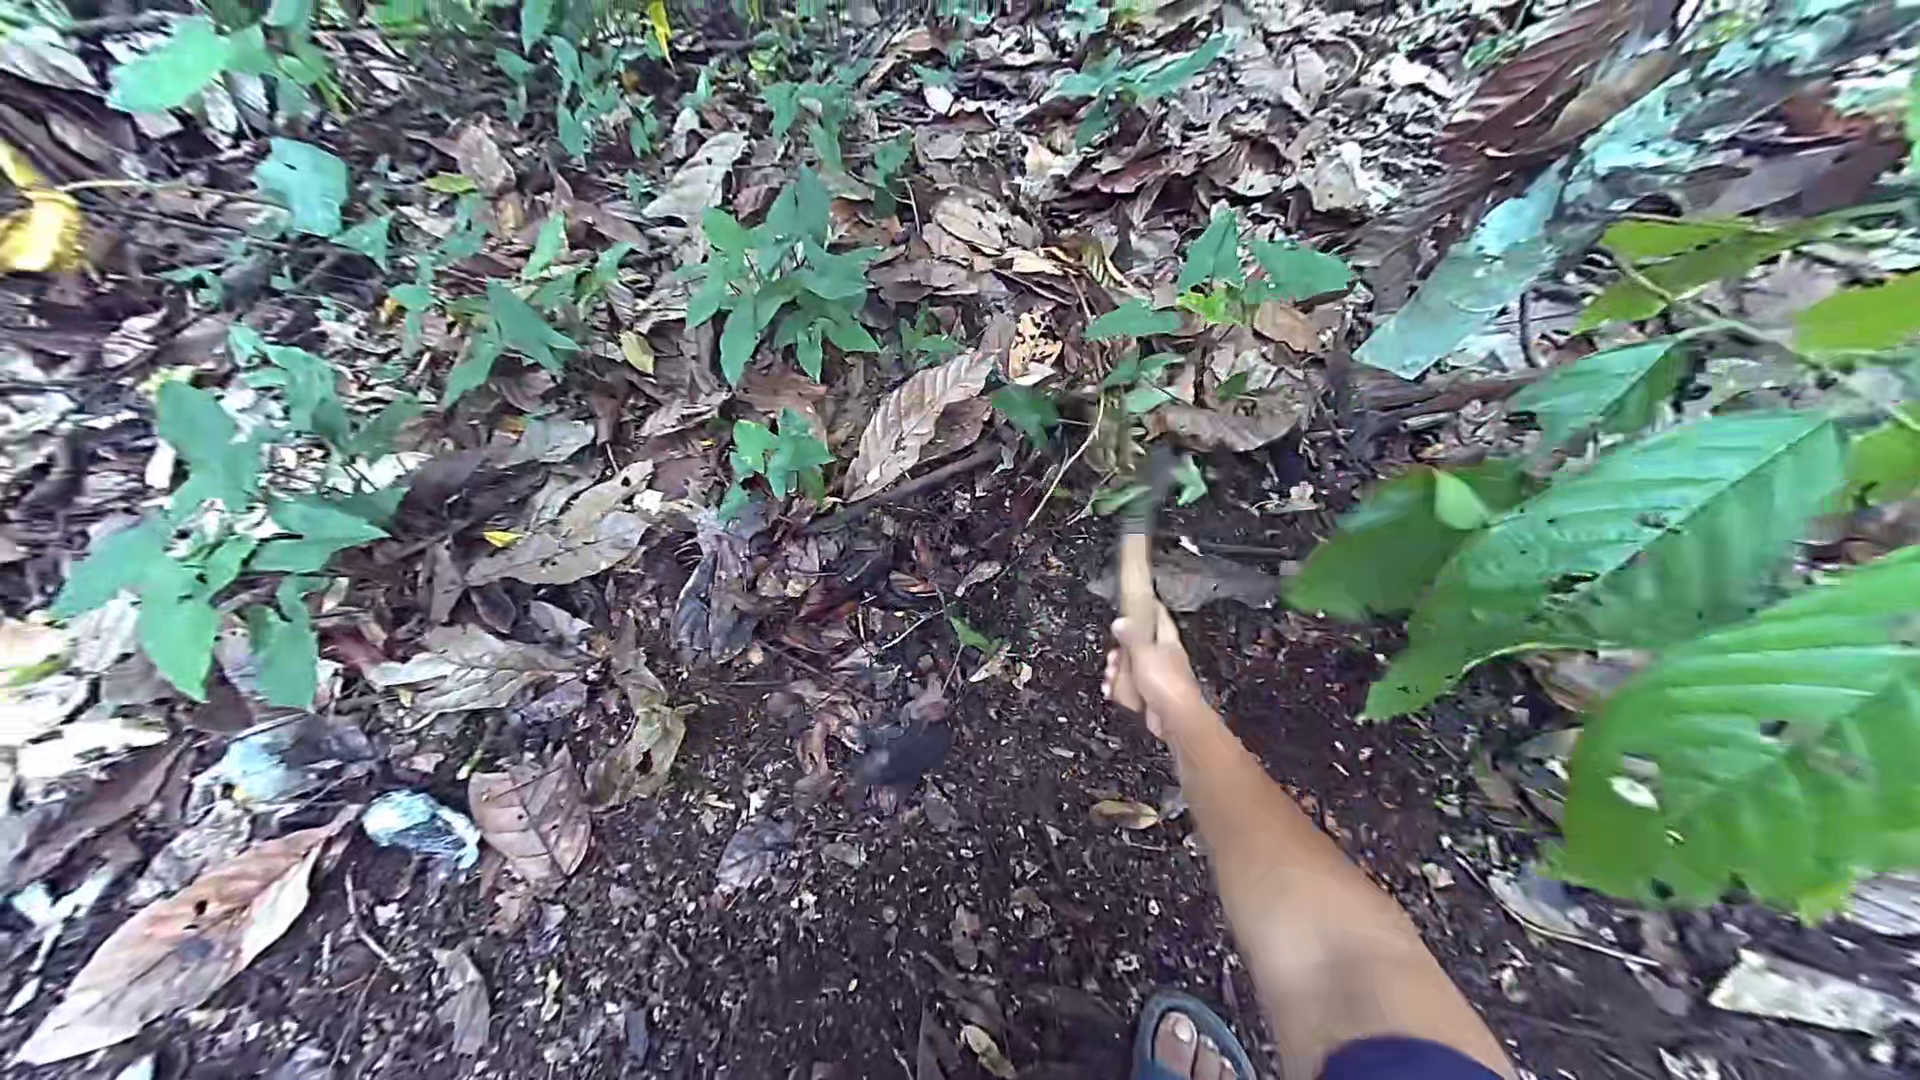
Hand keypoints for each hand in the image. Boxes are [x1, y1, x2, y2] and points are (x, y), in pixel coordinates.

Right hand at [1103, 603, 1212, 739]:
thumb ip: (1130, 636)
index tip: (1138, 598)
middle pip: (1137, 644)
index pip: (1158, 616)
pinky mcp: (1150, 696)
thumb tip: (1120, 622)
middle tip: (1113, 657)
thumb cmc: (1165, 683)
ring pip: (1130, 667)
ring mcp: (1157, 678)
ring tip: (1112, 677)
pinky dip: (1119, 689)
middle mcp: (1163, 658)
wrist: (1175, 719)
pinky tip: (1113, 690)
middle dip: (1120, 651)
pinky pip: (1129, 687)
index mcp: (1166, 642)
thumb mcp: (1143, 653)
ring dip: (1117, 672)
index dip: (1148, 606)